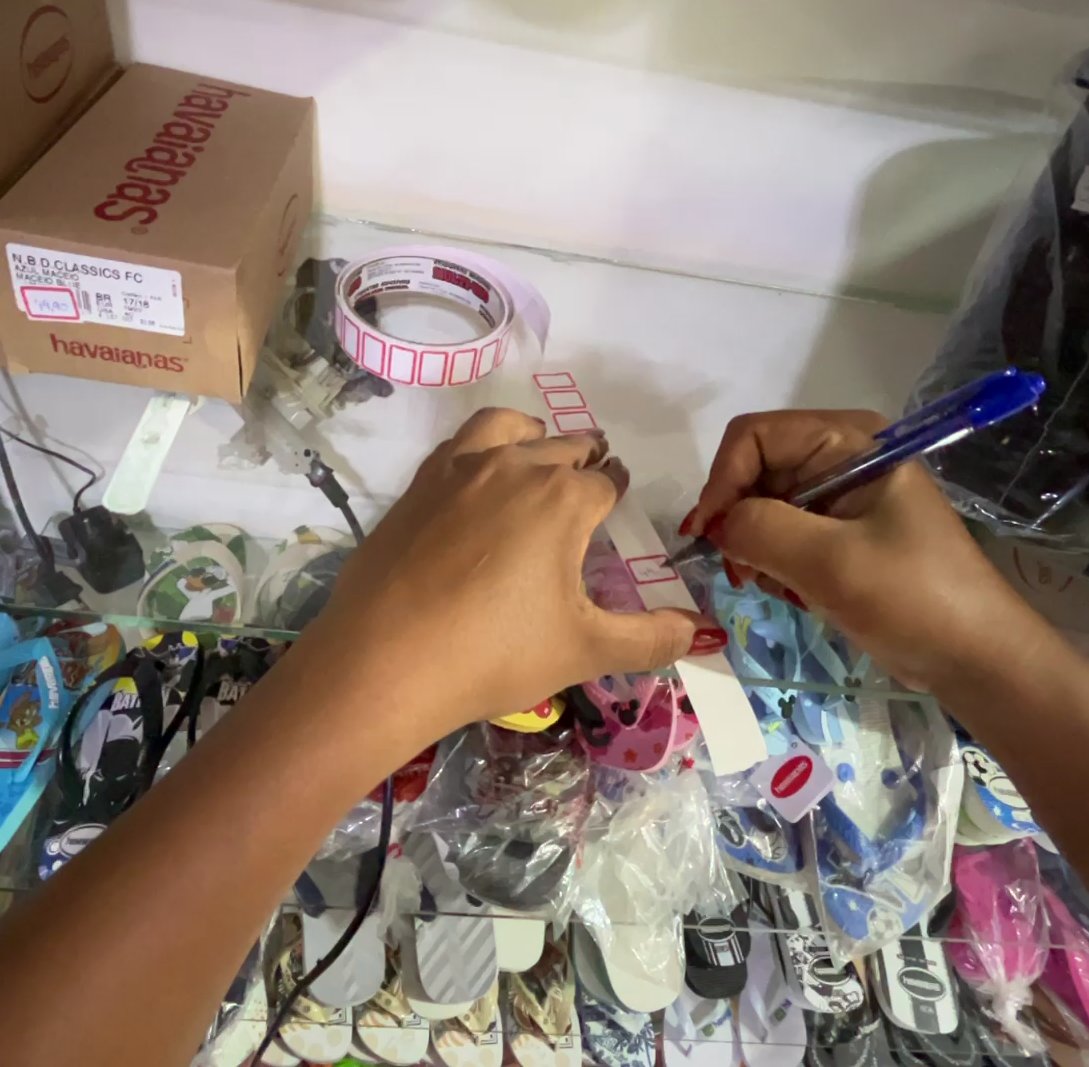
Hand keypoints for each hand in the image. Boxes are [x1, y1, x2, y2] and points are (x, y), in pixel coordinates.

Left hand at [302, 408, 721, 737]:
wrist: (386, 659)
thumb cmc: (494, 653)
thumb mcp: (583, 650)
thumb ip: (649, 639)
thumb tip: (702, 633)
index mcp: (563, 499)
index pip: (606, 481)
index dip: (617, 487)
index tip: (619, 493)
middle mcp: (515, 468)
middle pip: (563, 447)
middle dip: (585, 457)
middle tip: (592, 471)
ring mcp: (459, 469)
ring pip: (510, 429)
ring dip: (535, 434)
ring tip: (541, 447)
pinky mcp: (418, 484)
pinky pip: (460, 442)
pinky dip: (483, 442)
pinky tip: (478, 469)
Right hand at [680, 410, 1061, 694]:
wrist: (973, 659)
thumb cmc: (912, 599)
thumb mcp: (829, 561)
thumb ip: (760, 530)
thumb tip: (715, 526)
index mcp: (849, 441)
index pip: (753, 436)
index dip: (722, 480)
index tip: (709, 535)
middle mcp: (840, 456)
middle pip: (753, 470)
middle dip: (738, 520)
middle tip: (741, 571)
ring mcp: (839, 494)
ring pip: (760, 505)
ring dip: (754, 547)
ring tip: (774, 585)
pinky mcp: (837, 530)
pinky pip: (779, 533)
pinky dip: (772, 562)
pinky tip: (793, 590)